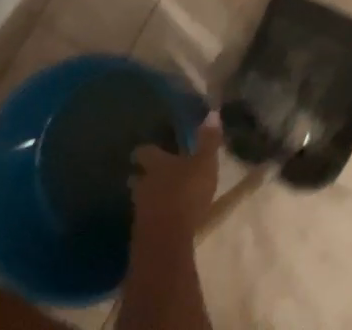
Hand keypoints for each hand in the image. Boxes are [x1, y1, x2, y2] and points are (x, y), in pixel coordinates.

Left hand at [131, 116, 222, 243]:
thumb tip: (212, 112)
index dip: (148, 150)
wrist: (167, 238)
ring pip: (141, 196)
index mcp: (156, 163)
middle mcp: (143, 182)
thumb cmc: (186, 192)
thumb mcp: (204, 164)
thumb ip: (208, 141)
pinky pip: (147, 217)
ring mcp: (140, 207)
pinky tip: (166, 218)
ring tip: (164, 197)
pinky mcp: (142, 230)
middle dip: (145, 174)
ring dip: (150, 196)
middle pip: (138, 175)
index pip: (144, 151)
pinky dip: (155, 215)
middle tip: (157, 174)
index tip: (153, 149)